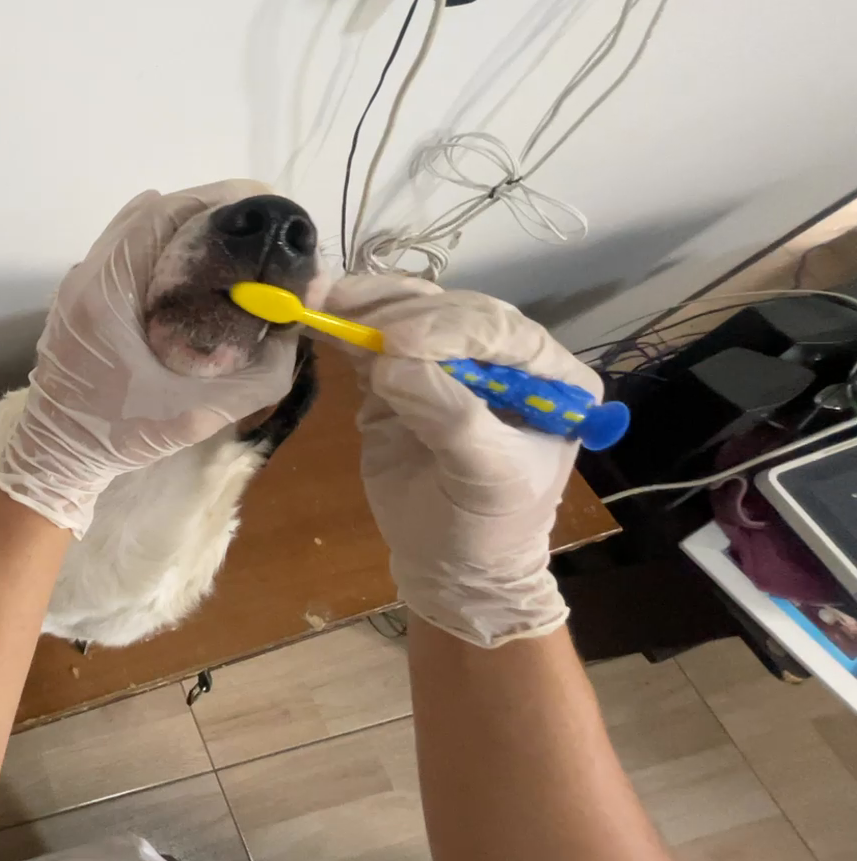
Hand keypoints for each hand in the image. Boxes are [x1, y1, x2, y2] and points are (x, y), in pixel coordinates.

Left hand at [0, 183, 299, 535]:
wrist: (56, 456)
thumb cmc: (120, 435)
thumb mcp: (202, 412)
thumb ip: (261, 374)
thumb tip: (296, 328)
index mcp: (105, 292)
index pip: (160, 213)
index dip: (216, 198)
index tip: (264, 207)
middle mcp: (85, 276)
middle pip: (149, 214)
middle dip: (207, 211)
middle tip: (257, 231)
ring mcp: (75, 286)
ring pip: (134, 232)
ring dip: (183, 230)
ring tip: (233, 247)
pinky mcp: (77, 301)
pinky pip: (123, 254)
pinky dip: (161, 250)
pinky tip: (195, 274)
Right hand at [327, 274, 598, 647]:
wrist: (448, 563)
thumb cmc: (485, 526)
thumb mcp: (485, 477)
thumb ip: (450, 416)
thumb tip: (389, 362)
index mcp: (546, 377)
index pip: (498, 330)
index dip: (446, 328)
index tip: (394, 345)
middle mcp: (497, 360)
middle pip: (449, 311)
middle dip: (396, 308)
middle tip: (343, 308)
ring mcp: (443, 366)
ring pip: (407, 316)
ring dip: (362, 305)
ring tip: (320, 297)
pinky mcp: (395, 381)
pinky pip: (371, 344)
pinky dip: (342, 329)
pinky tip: (315, 317)